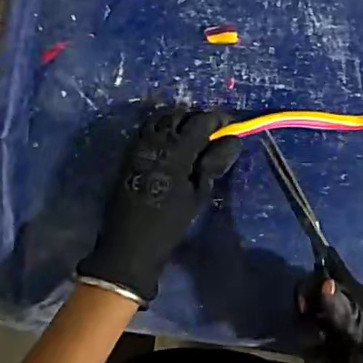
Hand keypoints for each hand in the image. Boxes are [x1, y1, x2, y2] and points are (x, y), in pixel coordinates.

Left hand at [75, 107, 240, 302]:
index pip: (200, 122)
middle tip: (214, 130)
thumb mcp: (199, 195)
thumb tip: (232, 139)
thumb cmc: (170, 223)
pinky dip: (163, 129)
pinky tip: (172, 142)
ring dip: (179, 121)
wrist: (130, 246)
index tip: (232, 123)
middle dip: (199, 118)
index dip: (218, 119)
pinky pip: (148, 130)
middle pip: (180, 115)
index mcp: (176, 151)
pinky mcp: (130, 155)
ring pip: (161, 119)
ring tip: (193, 135)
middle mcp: (156, 142)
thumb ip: (214, 163)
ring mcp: (140, 147)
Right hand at [288, 251, 362, 362]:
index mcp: (354, 298)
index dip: (304, 291)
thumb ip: (343, 315)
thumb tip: (323, 283)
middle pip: (315, 313)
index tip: (299, 311)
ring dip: (307, 357)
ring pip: (321, 342)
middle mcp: (350, 314)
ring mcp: (354, 340)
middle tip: (301, 346)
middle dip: (301, 327)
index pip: (319, 280)